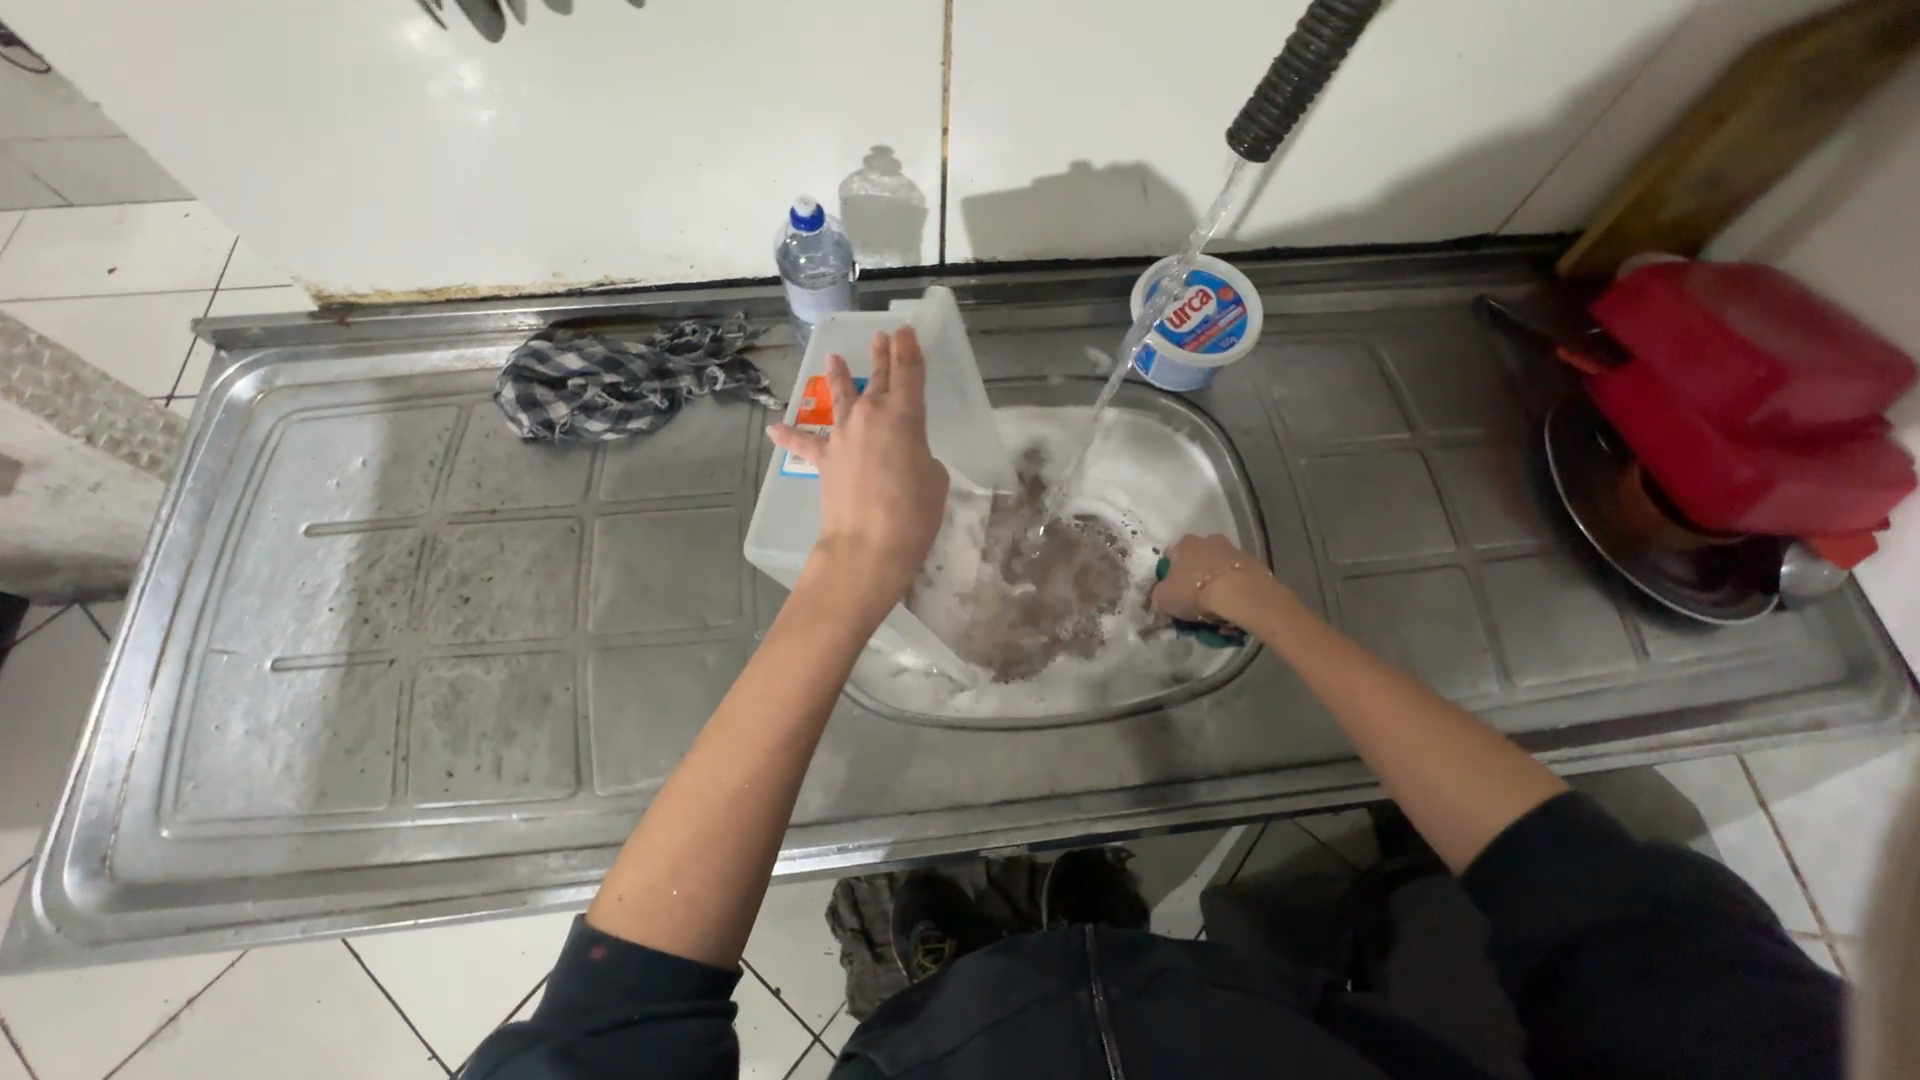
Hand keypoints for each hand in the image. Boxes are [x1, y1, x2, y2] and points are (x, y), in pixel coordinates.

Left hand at [768, 327, 949, 607]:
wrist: (867, 546)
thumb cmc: (913, 513)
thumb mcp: (934, 479)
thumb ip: (920, 457)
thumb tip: (902, 458)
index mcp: (904, 416)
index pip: (909, 372)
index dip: (909, 349)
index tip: (906, 331)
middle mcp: (869, 416)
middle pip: (878, 379)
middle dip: (882, 356)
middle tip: (882, 338)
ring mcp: (842, 437)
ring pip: (841, 399)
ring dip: (840, 378)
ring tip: (833, 359)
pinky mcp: (823, 462)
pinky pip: (804, 444)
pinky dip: (790, 436)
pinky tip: (773, 428)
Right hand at [1150, 534, 1275, 620]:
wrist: (1238, 593)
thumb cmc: (1194, 592)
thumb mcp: (1163, 599)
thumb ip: (1159, 595)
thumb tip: (1160, 596)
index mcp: (1183, 544)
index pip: (1171, 555)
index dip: (1171, 573)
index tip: (1173, 590)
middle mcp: (1208, 540)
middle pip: (1198, 557)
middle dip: (1197, 574)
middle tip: (1196, 598)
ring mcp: (1233, 549)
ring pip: (1220, 565)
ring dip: (1218, 580)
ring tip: (1218, 606)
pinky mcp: (1254, 562)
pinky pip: (1238, 575)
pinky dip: (1235, 587)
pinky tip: (1234, 605)